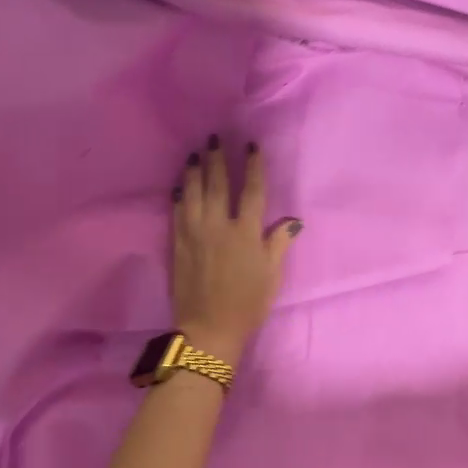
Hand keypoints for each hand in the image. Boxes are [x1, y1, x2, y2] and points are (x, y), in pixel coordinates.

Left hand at [170, 137, 300, 366]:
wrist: (208, 329)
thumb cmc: (248, 304)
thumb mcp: (272, 276)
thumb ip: (278, 244)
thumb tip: (290, 221)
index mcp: (245, 233)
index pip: (252, 190)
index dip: (253, 166)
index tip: (251, 146)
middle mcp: (218, 226)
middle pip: (218, 184)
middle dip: (217, 159)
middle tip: (214, 138)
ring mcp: (194, 233)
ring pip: (193, 193)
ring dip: (194, 171)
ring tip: (194, 154)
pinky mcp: (178, 244)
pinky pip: (177, 212)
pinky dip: (179, 195)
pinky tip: (179, 184)